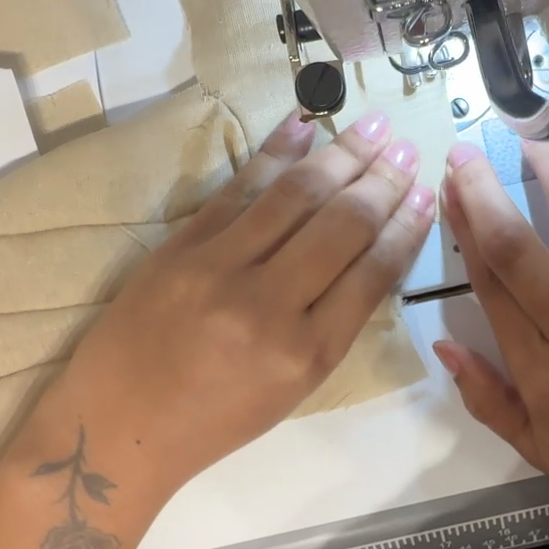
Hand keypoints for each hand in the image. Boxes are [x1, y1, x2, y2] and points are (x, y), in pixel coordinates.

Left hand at [59, 109, 434, 493]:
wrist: (122, 422)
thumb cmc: (218, 418)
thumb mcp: (295, 388)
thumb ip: (334, 324)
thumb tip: (370, 255)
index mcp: (308, 354)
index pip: (372, 274)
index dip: (405, 228)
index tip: (426, 195)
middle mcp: (269, 306)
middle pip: (341, 226)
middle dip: (382, 182)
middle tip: (407, 148)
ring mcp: (219, 269)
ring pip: (295, 197)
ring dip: (341, 155)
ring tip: (373, 128)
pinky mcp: (181, 246)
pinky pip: (239, 189)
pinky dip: (275, 153)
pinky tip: (305, 126)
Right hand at [436, 140, 548, 548]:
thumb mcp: (538, 450)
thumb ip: (486, 399)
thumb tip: (443, 347)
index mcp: (542, 375)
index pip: (490, 287)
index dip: (464, 231)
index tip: (451, 190)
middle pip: (522, 250)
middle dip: (486, 192)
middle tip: (470, 150)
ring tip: (539, 137)